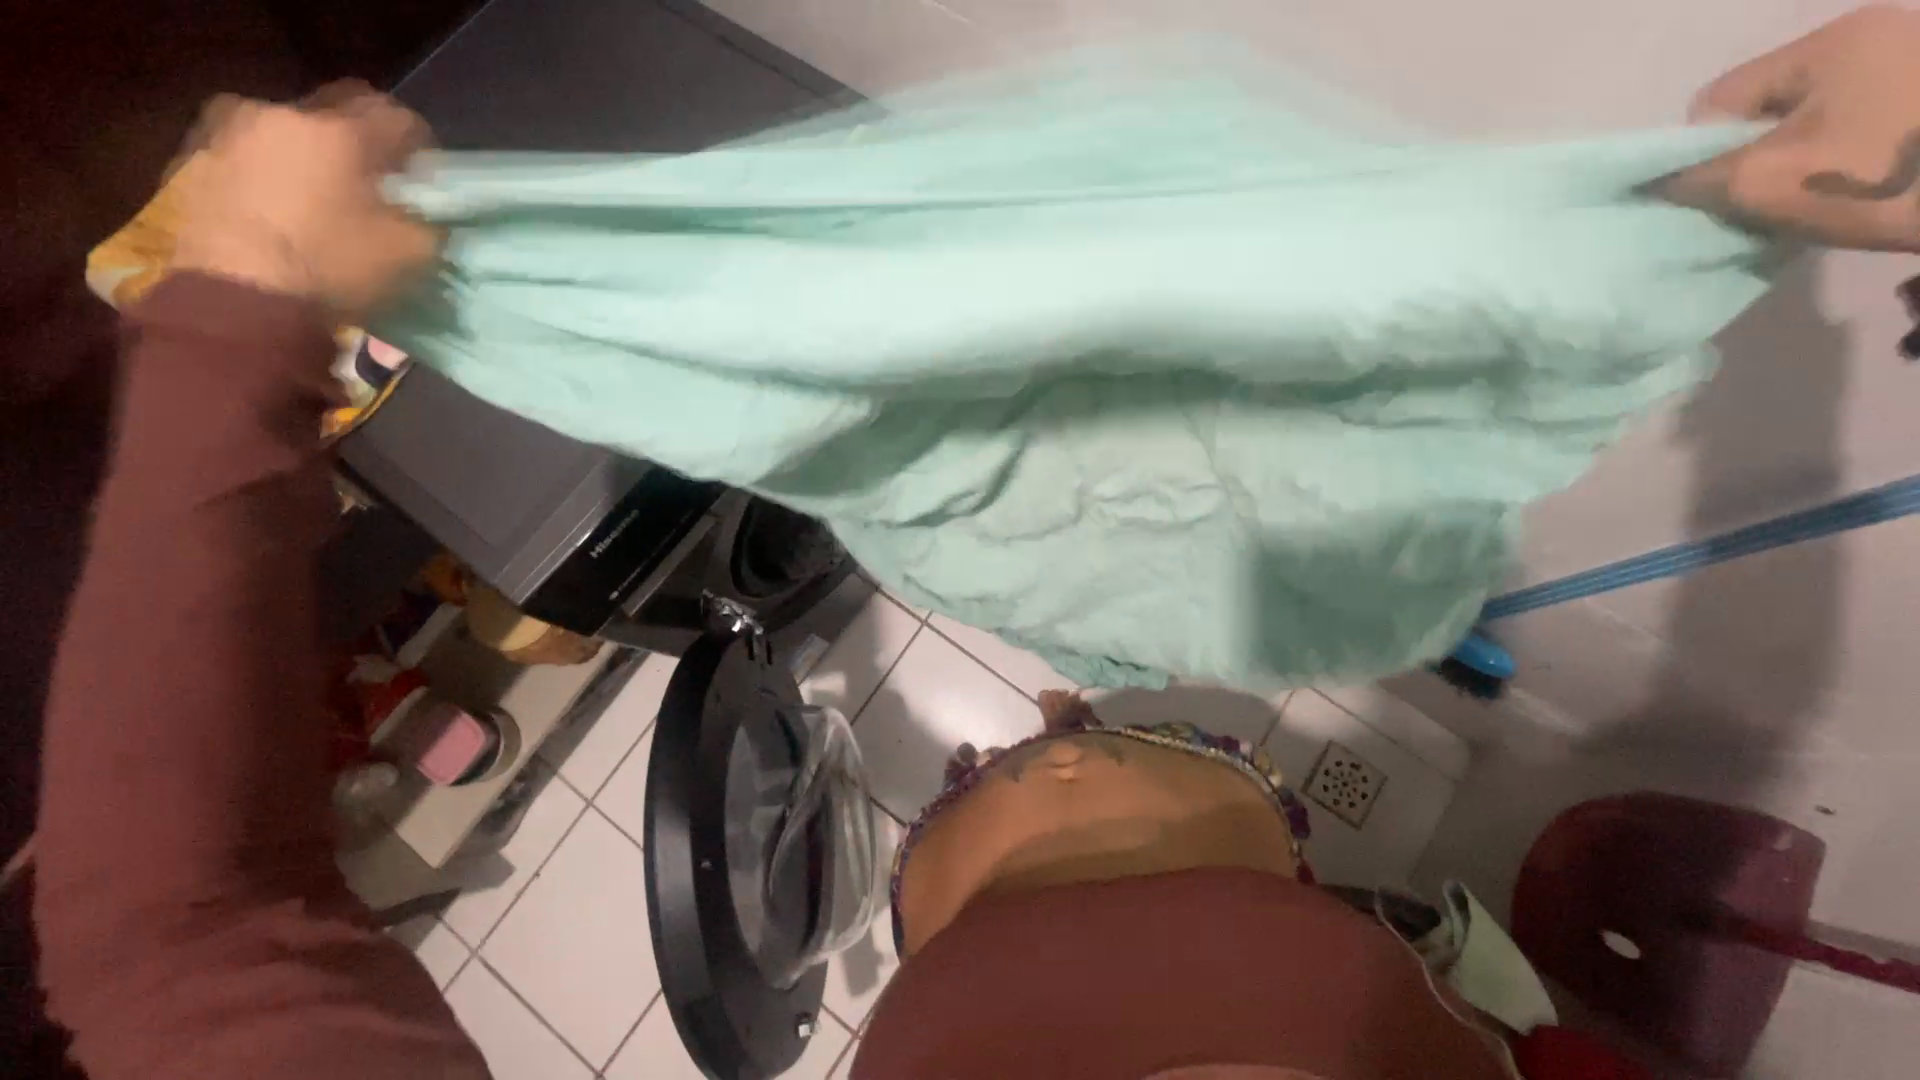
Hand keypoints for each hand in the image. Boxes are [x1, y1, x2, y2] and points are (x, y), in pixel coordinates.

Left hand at [172, 82, 441, 317]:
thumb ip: (427, 220)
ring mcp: (225, 134)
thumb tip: (422, 213)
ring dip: (310, 160)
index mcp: (339, 131)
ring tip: (323, 203)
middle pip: (335, 116)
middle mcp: (279, 114)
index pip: (397, 116)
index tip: (426, 178)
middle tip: (376, 185)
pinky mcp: (190, 163)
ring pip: (287, 135)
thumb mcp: (413, 253)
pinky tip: (283, 216)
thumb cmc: (334, 267)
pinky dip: (272, 179)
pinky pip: (248, 159)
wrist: (236, 299)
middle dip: (361, 146)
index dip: (420, 146)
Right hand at [1667, 6, 1919, 252]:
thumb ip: (1695, 178)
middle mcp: (1876, 35)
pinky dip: (1842, 162)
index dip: (1701, 154)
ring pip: (1810, 122)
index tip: (1723, 194)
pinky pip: (1857, 126)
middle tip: (1768, 204)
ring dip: (1796, 166)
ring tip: (1818, 198)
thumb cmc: (1887, 177)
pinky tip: (1860, 187)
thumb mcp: (1767, 182)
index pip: (1716, 101)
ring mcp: (1917, 60)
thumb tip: (1657, 181)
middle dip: (1751, 160)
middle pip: (1765, 110)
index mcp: (1830, 42)